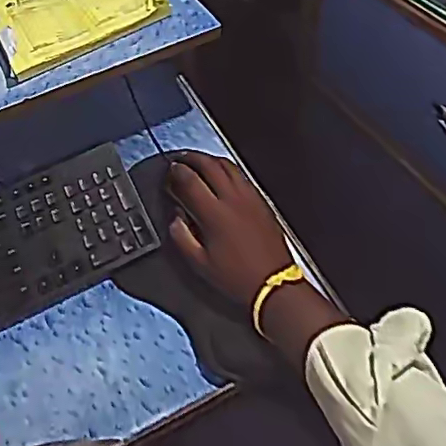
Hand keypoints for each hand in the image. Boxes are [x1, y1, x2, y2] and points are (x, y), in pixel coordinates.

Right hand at [165, 151, 292, 307]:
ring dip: (209, 160)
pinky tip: (222, 175)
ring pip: (227, 165)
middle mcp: (232, 200)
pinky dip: (227, 169)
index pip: (189, 179)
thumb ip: (181, 237)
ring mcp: (250, 199)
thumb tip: (176, 219)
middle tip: (179, 159)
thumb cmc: (238, 278)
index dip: (175, 172)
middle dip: (190, 157)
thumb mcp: (200, 264)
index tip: (168, 172)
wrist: (276, 287)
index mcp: (214, 214)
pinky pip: (242, 176)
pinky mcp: (262, 203)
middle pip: (208, 164)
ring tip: (199, 162)